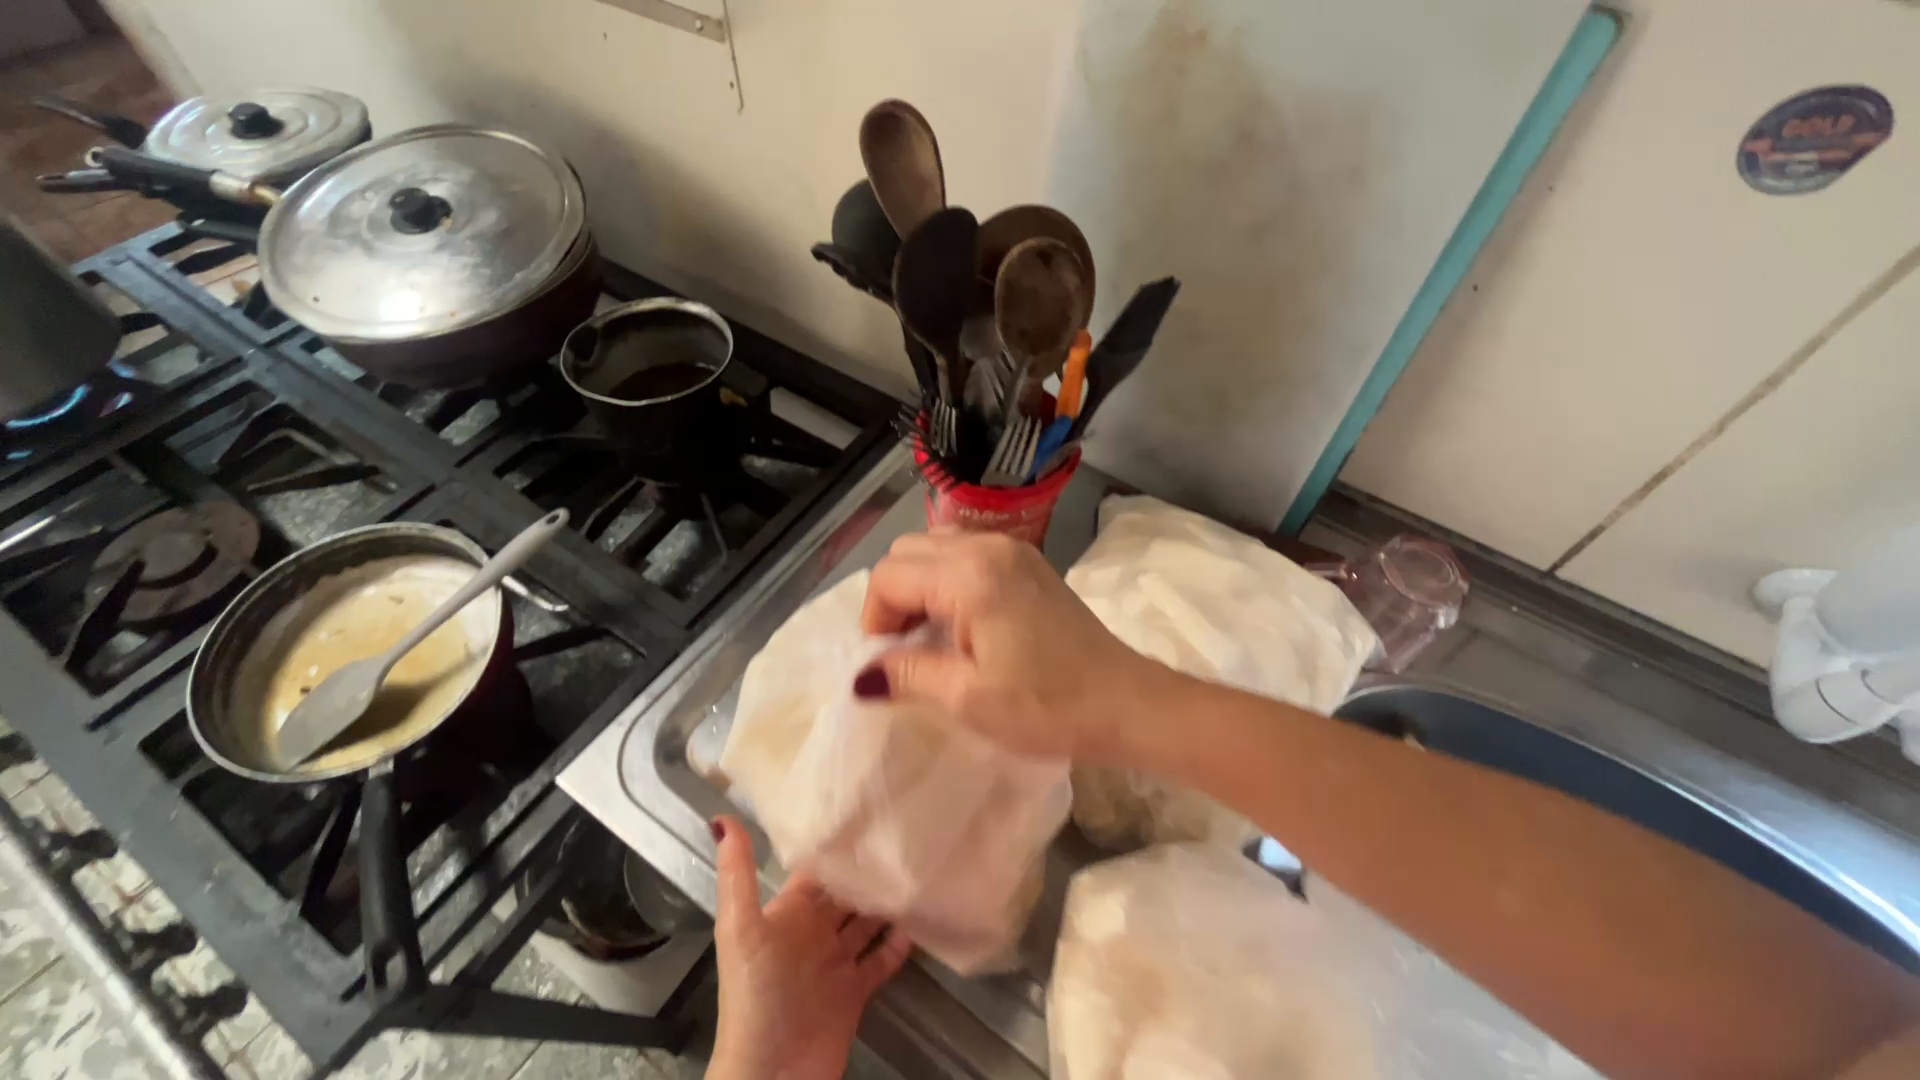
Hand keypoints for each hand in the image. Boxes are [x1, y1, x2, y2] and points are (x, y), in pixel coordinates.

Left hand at [707, 816, 912, 1079]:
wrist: (773, 1077)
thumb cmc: (755, 998)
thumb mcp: (740, 930)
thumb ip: (736, 876)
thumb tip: (722, 818)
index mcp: (787, 915)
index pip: (815, 871)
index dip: (836, 846)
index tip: (866, 815)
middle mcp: (812, 933)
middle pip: (845, 894)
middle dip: (868, 871)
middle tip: (902, 839)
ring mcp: (835, 963)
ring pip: (867, 922)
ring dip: (887, 903)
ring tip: (916, 872)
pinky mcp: (855, 991)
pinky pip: (882, 960)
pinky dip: (900, 943)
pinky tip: (921, 923)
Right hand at [857, 531, 1171, 761]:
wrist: (1126, 703)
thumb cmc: (1047, 706)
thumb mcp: (968, 699)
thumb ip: (908, 675)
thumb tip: (861, 676)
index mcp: (970, 574)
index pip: (890, 575)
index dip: (876, 618)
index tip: (888, 662)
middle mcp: (988, 546)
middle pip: (909, 551)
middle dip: (894, 596)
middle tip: (906, 649)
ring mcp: (1013, 550)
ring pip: (936, 547)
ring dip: (920, 585)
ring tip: (932, 637)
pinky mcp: (1029, 563)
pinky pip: (967, 554)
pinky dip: (948, 580)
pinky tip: (961, 624)